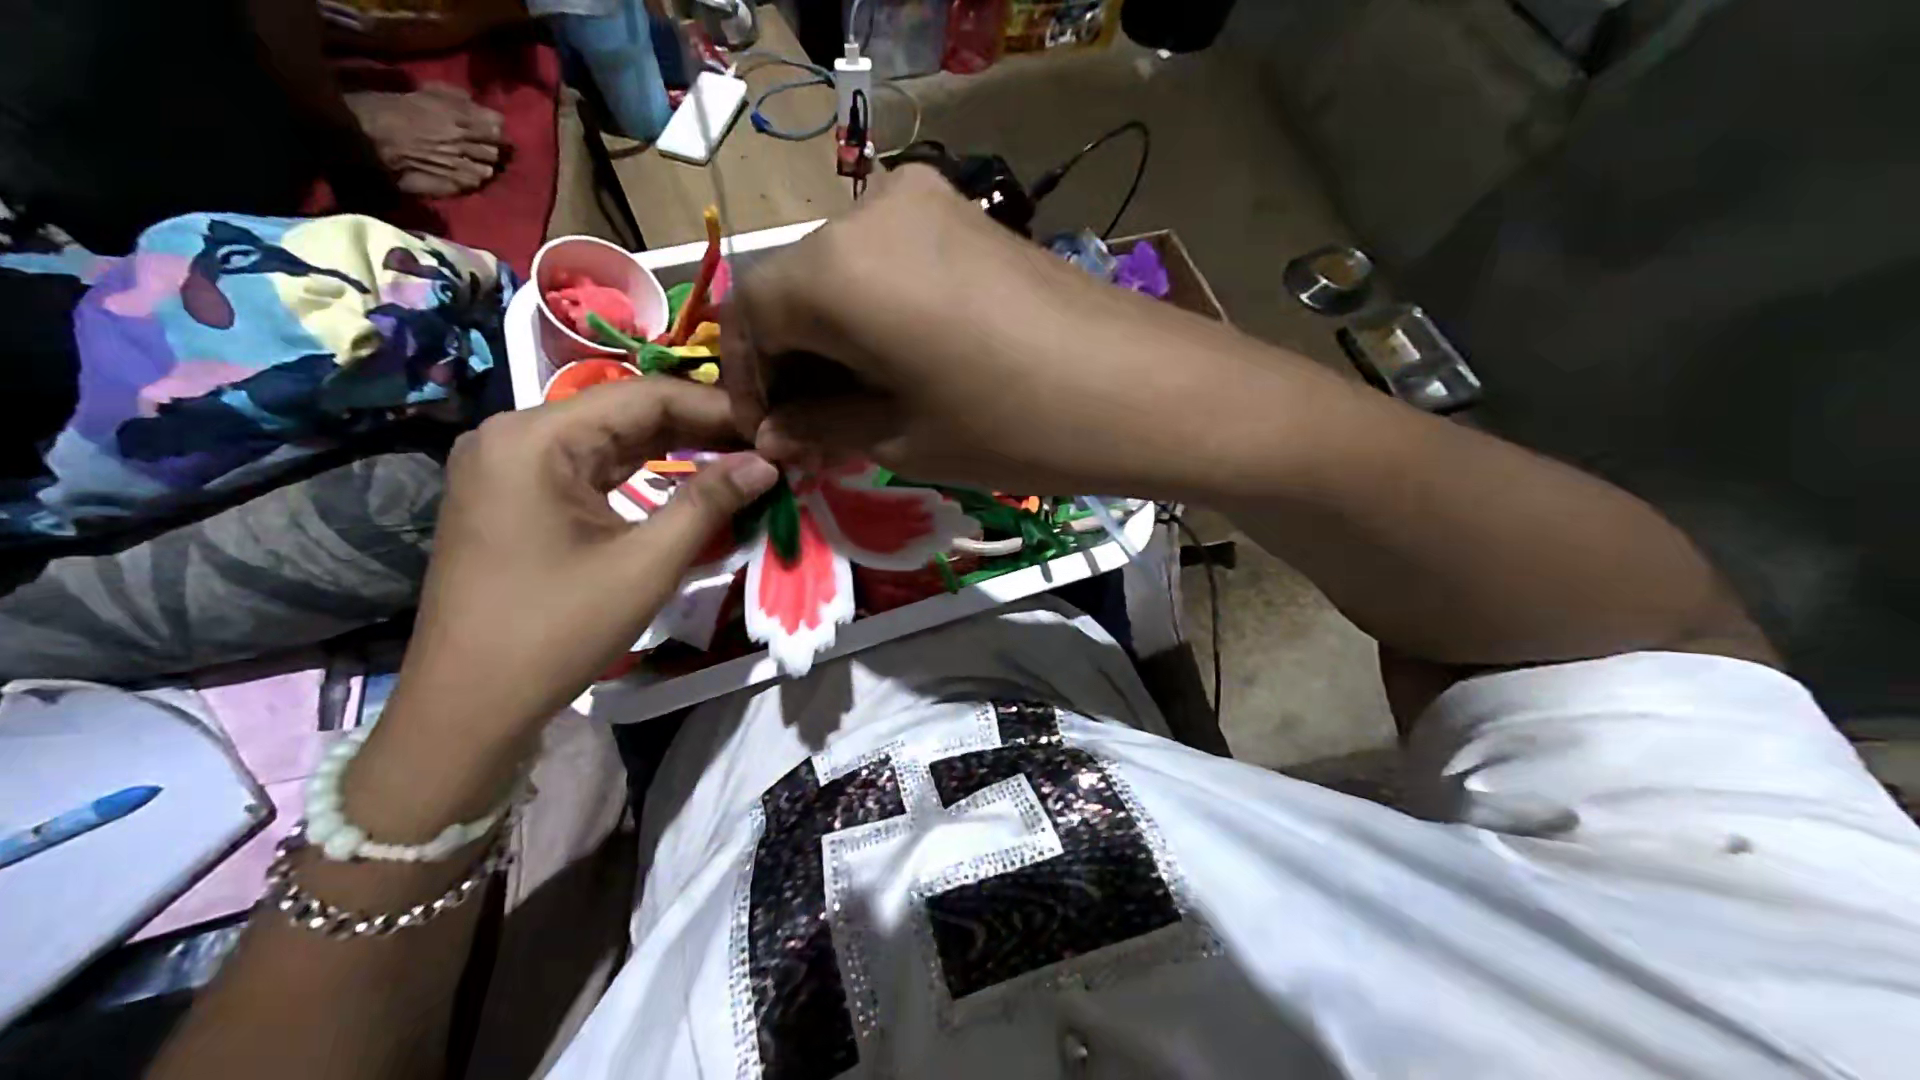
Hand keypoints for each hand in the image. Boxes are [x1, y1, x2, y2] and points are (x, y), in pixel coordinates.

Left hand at [389, 379, 776, 742]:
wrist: (469, 706)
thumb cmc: (557, 631)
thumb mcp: (646, 564)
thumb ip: (709, 503)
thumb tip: (767, 463)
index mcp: (536, 437)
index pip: (646, 397)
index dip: (717, 407)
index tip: (772, 425)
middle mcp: (515, 434)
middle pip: (625, 412)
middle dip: (699, 427)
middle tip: (765, 442)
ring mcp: (509, 464)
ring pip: (609, 439)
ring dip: (674, 447)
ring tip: (739, 454)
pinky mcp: (513, 494)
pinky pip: (589, 467)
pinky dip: (640, 471)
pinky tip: (686, 474)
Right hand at [722, 165, 1278, 496]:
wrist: (1142, 389)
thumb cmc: (1012, 426)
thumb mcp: (902, 437)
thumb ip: (823, 424)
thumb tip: (774, 430)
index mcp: (836, 268)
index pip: (749, 311)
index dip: (746, 376)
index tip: (766, 428)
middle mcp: (869, 212)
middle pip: (795, 286)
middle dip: (791, 358)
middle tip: (809, 424)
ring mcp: (926, 203)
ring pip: (842, 272)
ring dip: (832, 336)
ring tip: (854, 401)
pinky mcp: (967, 214)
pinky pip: (891, 261)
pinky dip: (875, 312)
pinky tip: (897, 361)